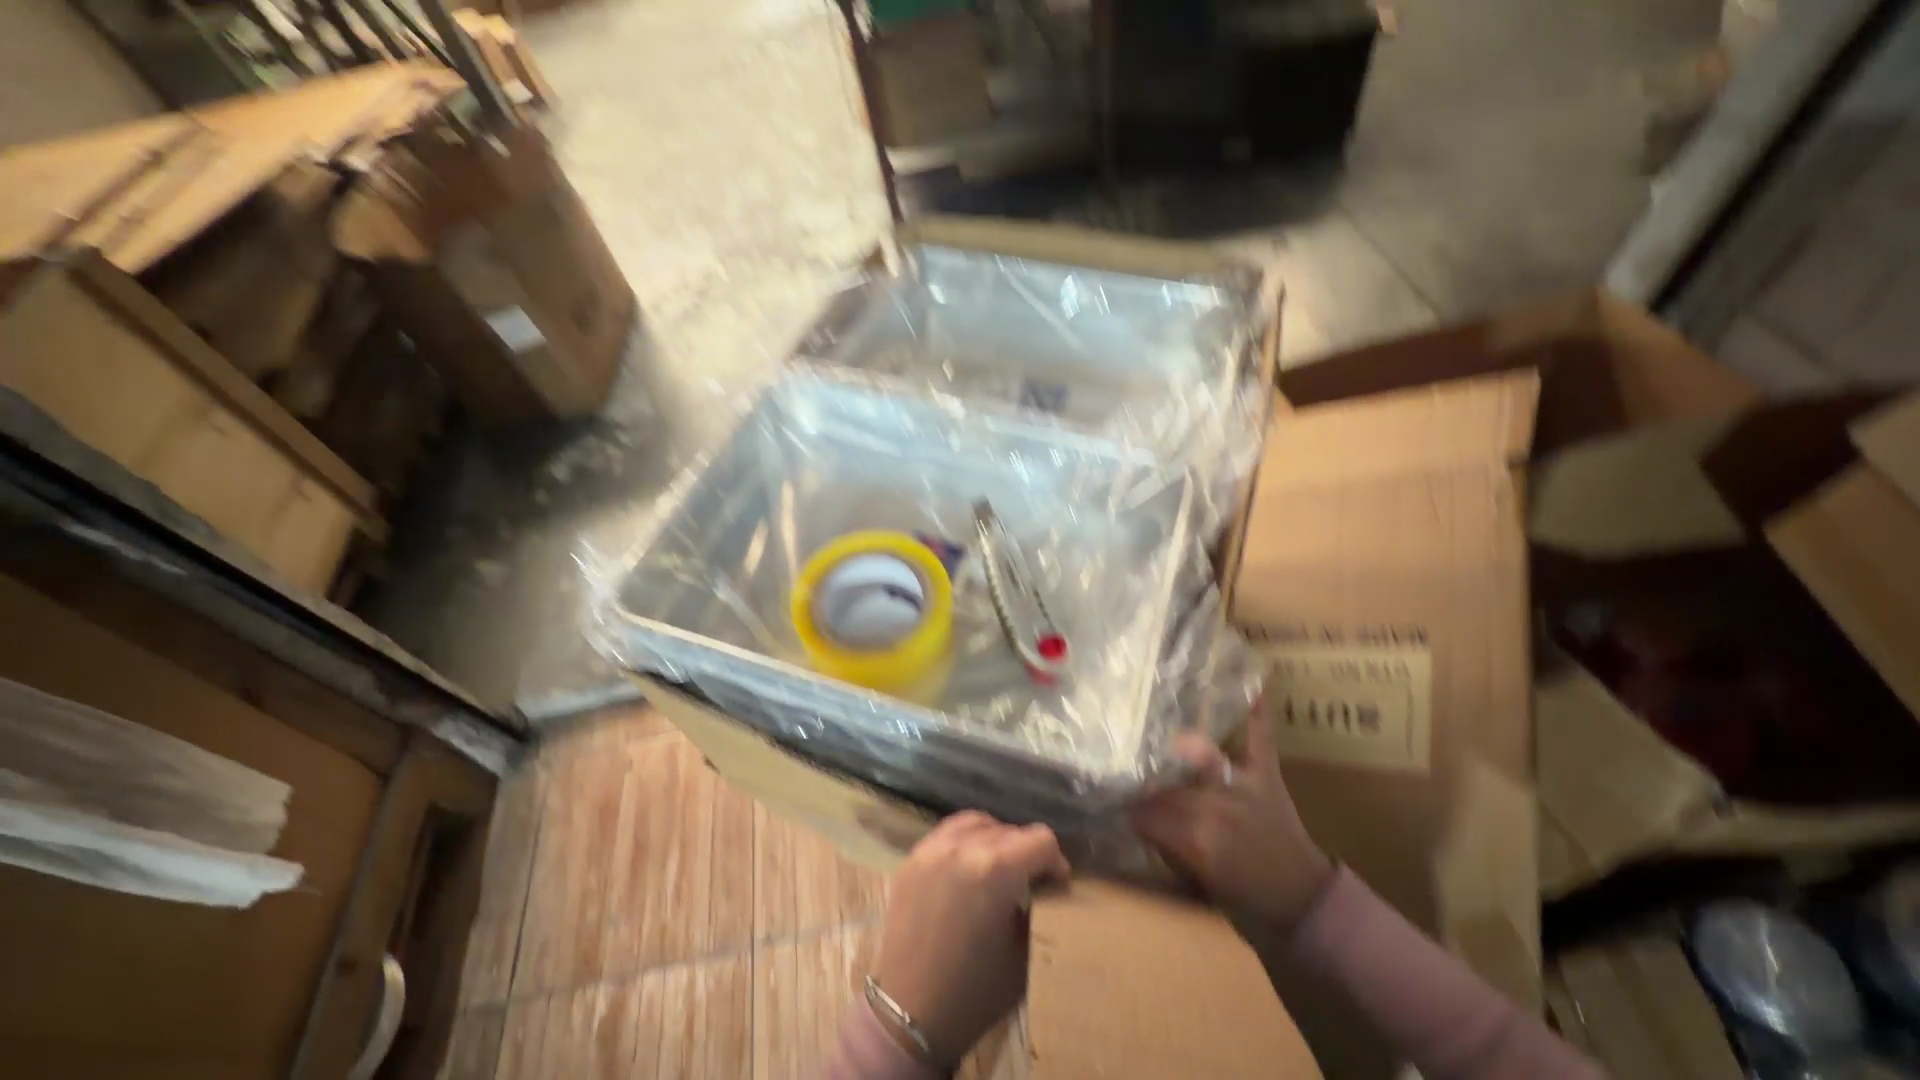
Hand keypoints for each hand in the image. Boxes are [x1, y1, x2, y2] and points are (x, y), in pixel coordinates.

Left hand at [871, 811, 1069, 1066]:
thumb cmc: (975, 992)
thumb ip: (1037, 905)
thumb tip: (1044, 885)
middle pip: (1010, 830)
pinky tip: (969, 868)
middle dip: (1027, 853)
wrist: (909, 1013)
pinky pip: (947, 834)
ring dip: (996, 840)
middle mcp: (962, 848)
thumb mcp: (1023, 950)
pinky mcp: (911, 860)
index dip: (1055, 862)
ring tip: (999, 871)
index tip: (1056, 885)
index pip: (1041, 839)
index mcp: (996, 869)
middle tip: (1030, 884)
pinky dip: (965, 841)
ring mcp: (932, 850)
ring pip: (978, 823)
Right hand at [1131, 707, 1334, 931]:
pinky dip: (1256, 712)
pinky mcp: (1267, 776)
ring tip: (1155, 728)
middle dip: (1145, 778)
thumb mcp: (1197, 878)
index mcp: (1197, 840)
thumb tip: (1134, 815)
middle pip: (1170, 783)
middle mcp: (1218, 807)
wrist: (1302, 901)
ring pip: (1202, 757)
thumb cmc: (1244, 896)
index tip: (1114, 801)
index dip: (1129, 808)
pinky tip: (1250, 680)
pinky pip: (1260, 739)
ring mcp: (1244, 786)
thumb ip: (1167, 844)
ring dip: (1180, 744)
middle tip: (1125, 769)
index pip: (1148, 814)